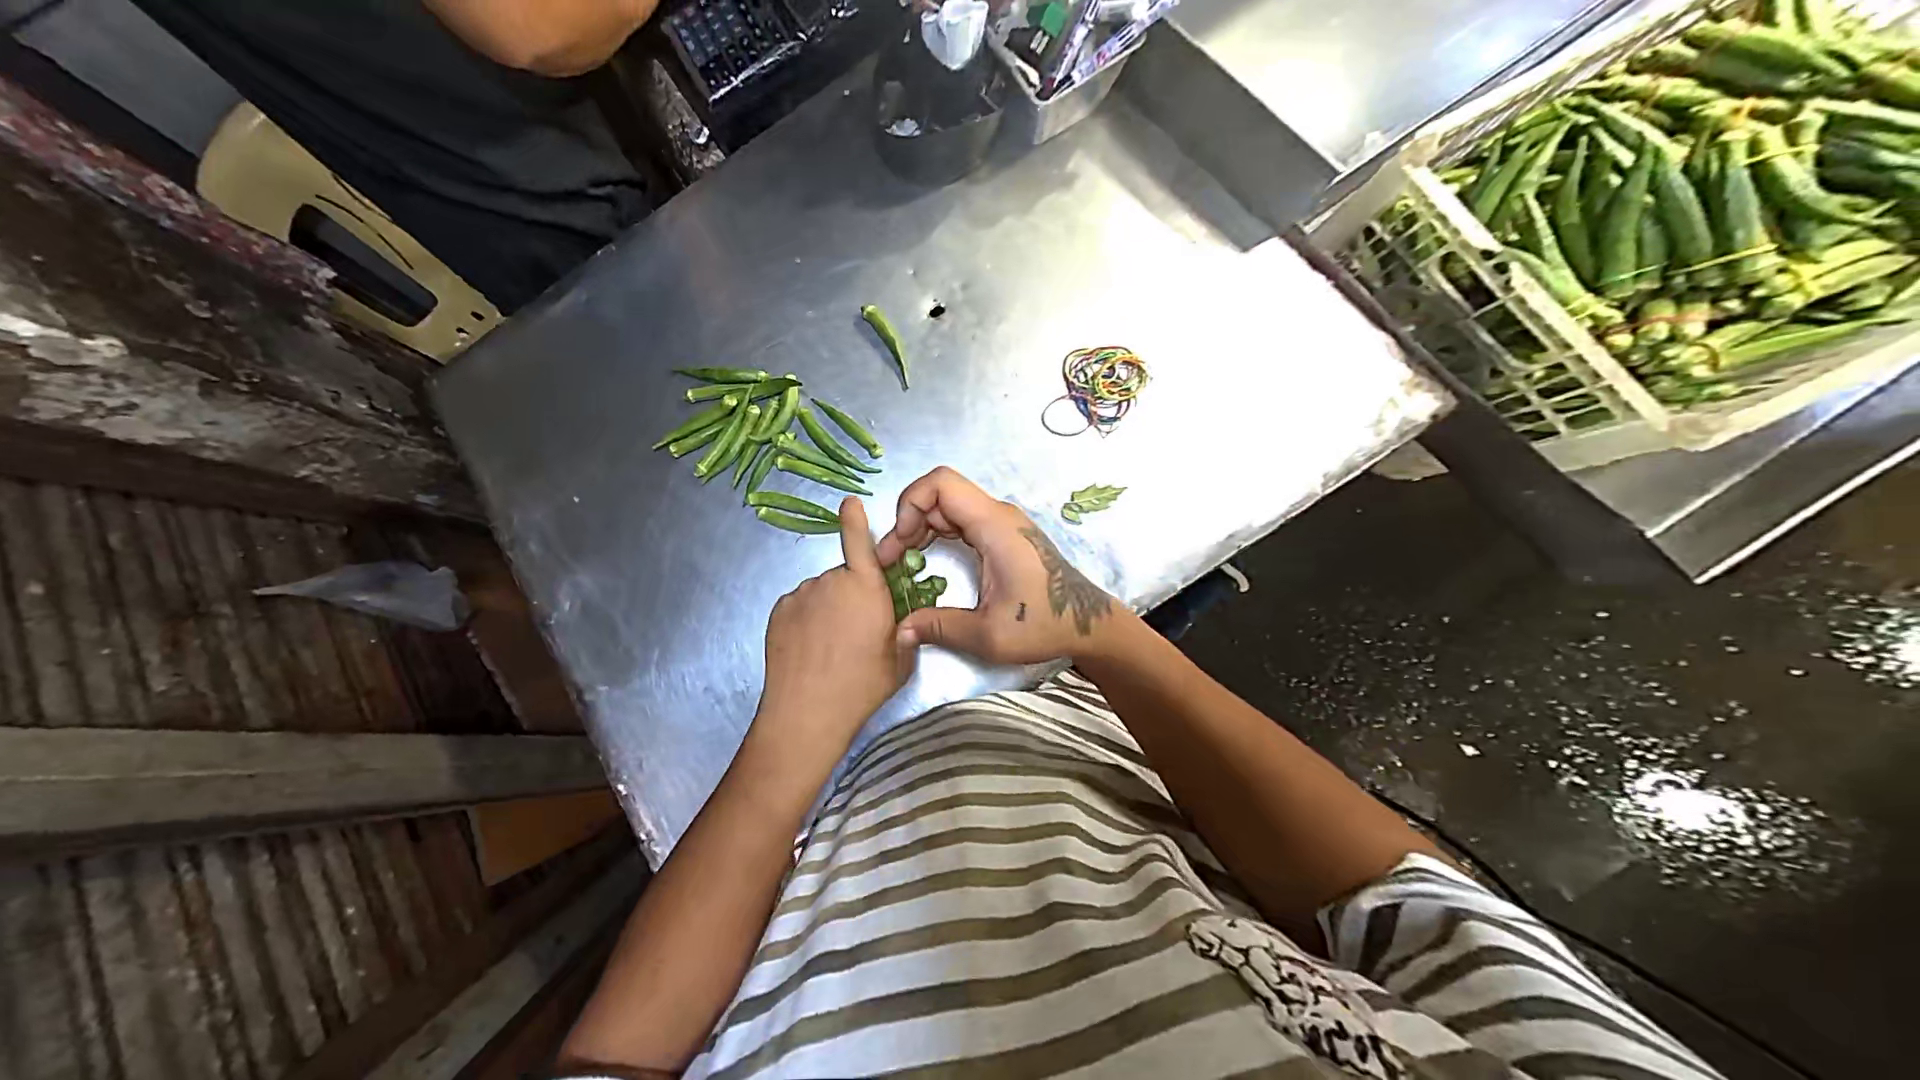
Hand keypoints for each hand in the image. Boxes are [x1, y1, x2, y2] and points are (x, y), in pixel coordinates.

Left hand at [754, 498, 916, 761]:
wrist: (807, 712)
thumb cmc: (862, 685)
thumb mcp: (901, 660)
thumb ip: (906, 630)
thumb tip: (904, 621)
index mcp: (866, 588)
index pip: (859, 542)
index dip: (854, 520)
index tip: (849, 502)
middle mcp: (831, 582)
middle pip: (845, 577)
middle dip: (852, 594)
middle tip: (857, 632)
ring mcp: (801, 595)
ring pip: (821, 592)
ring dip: (828, 608)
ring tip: (831, 646)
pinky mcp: (779, 611)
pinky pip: (799, 606)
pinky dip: (806, 619)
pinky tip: (810, 648)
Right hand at [877, 467, 1123, 664]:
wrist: (1087, 624)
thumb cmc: (1044, 625)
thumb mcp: (988, 635)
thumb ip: (939, 628)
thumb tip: (899, 631)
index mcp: (995, 526)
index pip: (941, 484)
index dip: (910, 504)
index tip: (899, 544)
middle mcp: (997, 515)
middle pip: (940, 492)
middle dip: (909, 518)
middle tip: (892, 558)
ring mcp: (1001, 522)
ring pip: (949, 504)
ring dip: (921, 525)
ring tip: (902, 560)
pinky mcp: (1002, 534)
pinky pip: (961, 519)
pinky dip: (937, 532)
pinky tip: (925, 558)